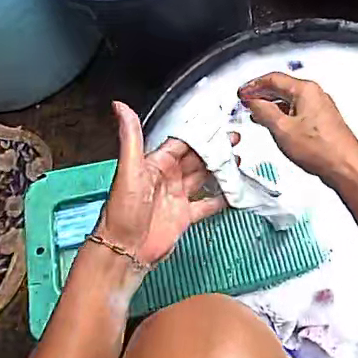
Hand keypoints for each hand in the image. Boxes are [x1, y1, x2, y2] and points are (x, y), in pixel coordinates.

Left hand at [92, 101, 226, 275]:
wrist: (125, 250)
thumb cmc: (122, 211)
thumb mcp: (129, 170)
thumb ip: (131, 138)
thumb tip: (120, 107)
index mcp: (155, 164)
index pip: (182, 143)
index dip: (201, 134)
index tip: (218, 124)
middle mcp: (167, 178)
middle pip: (196, 158)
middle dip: (216, 149)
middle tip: (235, 139)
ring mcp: (176, 197)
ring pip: (203, 177)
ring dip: (220, 169)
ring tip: (238, 160)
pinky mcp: (183, 216)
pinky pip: (206, 204)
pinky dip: (220, 199)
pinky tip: (232, 193)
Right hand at [237, 73, 357, 188]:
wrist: (346, 167)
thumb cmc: (322, 149)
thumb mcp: (282, 129)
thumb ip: (264, 112)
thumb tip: (253, 102)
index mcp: (306, 90)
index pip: (273, 79)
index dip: (254, 85)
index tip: (243, 92)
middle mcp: (315, 95)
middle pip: (282, 87)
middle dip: (262, 93)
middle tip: (246, 98)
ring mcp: (320, 108)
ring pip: (290, 100)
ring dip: (271, 105)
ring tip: (256, 111)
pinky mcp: (322, 121)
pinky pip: (298, 111)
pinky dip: (283, 114)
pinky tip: (276, 123)